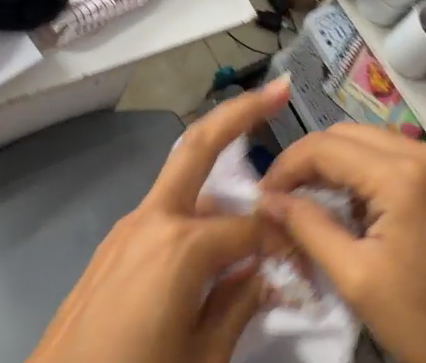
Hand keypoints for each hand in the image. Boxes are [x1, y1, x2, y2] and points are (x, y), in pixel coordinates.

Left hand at [28, 79, 292, 362]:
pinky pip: (165, 213)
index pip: (251, 227)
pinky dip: (196, 211)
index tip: (310, 253)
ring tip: (258, 179)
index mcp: (182, 247)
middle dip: (240, 113)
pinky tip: (215, 236)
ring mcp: (128, 227)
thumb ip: (238, 306)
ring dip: (220, 173)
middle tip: (278, 89)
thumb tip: (267, 274)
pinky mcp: (115, 244)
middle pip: (199, 146)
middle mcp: (154, 219)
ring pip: (183, 181)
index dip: (285, 238)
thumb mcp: (203, 355)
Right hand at [258, 124, 425, 362]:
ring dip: (339, 167)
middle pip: (347, 136)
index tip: (262, 198)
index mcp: (402, 174)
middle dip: (310, 163)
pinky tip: (359, 212)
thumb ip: (308, 229)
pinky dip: (369, 175)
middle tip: (284, 202)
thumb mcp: (359, 281)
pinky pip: (399, 160)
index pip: (323, 147)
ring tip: (316, 208)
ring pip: (372, 144)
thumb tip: (267, 200)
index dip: (285, 167)